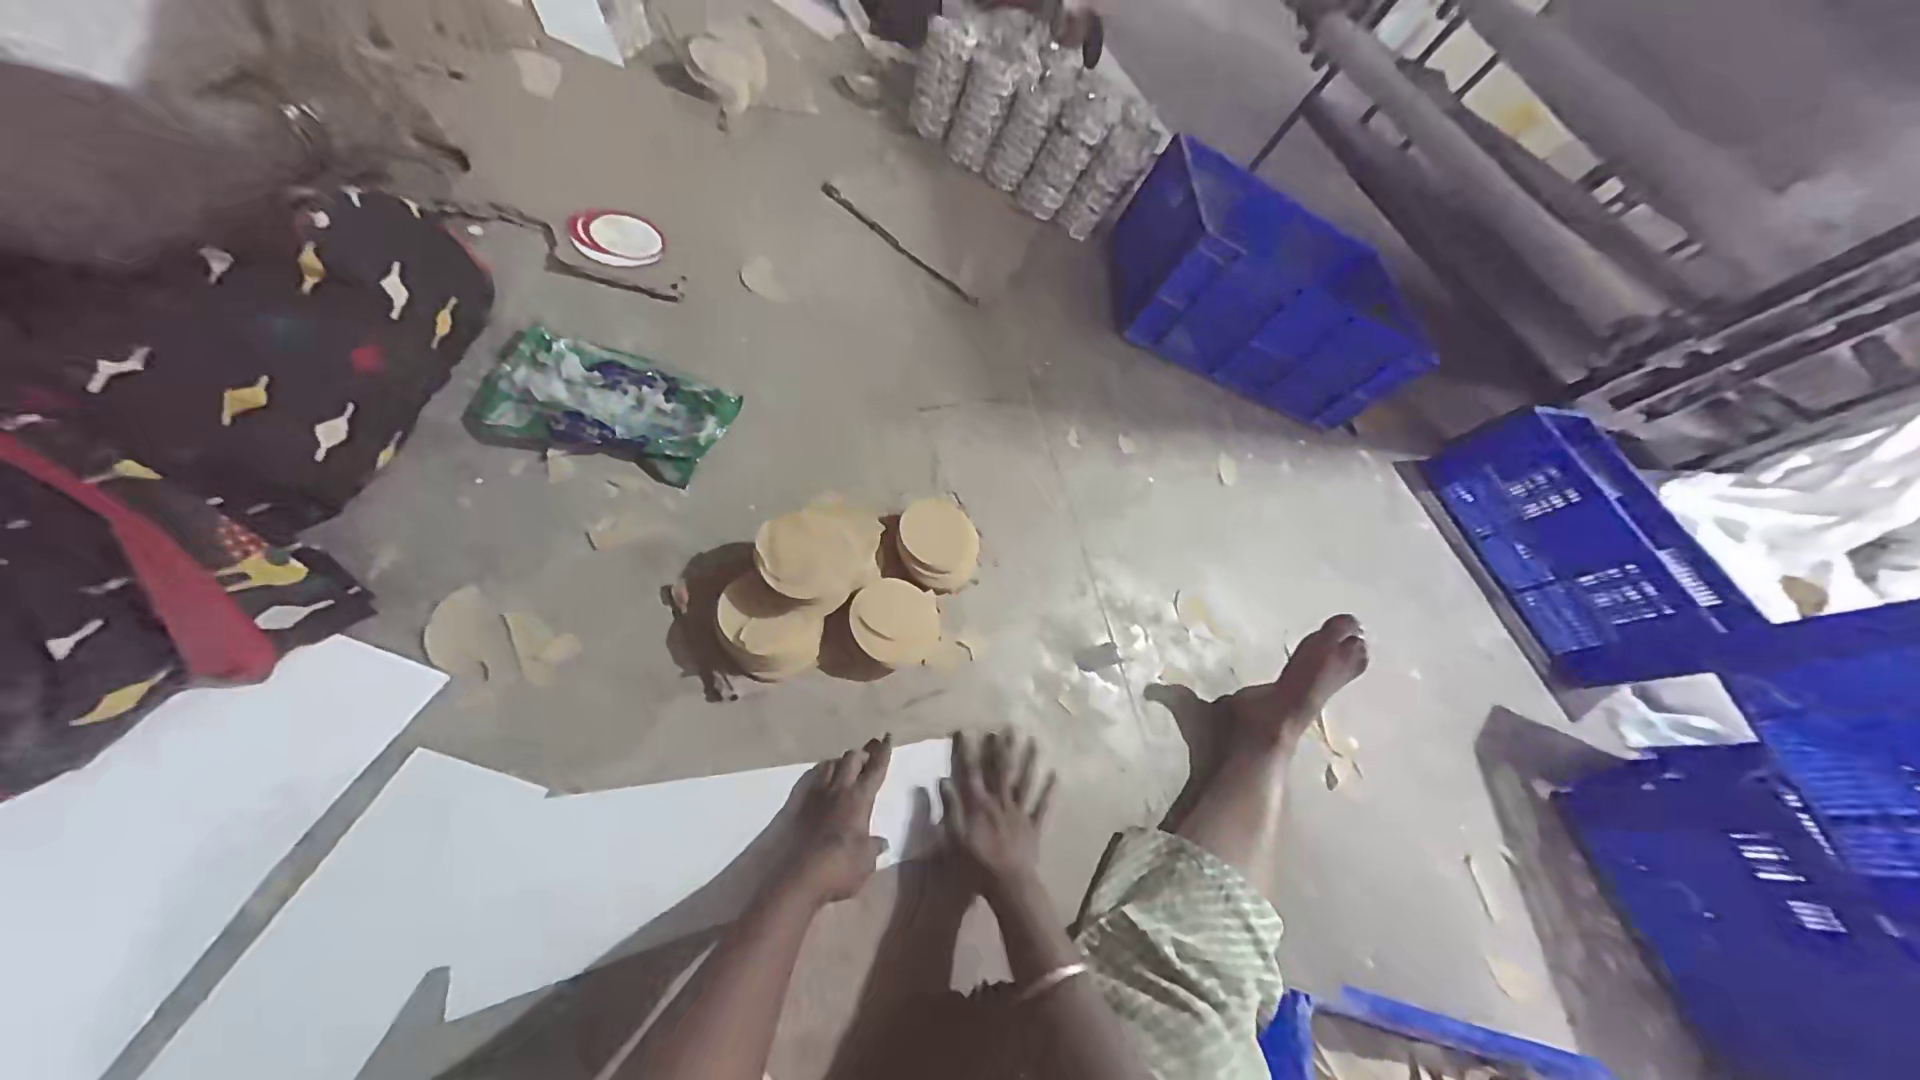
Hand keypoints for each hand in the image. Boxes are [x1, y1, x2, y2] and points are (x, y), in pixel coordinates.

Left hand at [782, 735, 892, 904]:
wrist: (794, 877)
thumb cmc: (838, 869)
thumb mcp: (865, 863)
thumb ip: (873, 848)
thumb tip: (881, 842)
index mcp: (859, 799)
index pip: (876, 769)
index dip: (883, 752)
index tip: (887, 736)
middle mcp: (838, 788)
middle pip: (852, 758)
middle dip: (862, 755)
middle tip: (867, 759)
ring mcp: (813, 793)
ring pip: (829, 763)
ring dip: (840, 763)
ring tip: (844, 769)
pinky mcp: (794, 802)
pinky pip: (810, 776)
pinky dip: (820, 773)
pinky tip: (820, 782)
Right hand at [939, 731, 1056, 898]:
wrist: (1010, 885)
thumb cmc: (978, 864)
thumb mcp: (955, 838)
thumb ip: (950, 808)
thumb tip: (943, 780)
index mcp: (980, 805)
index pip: (972, 772)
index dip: (968, 751)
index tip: (966, 730)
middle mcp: (1001, 802)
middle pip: (1002, 770)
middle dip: (1003, 748)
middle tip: (1007, 727)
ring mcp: (1020, 812)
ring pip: (1025, 782)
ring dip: (1029, 761)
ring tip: (1034, 741)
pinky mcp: (1034, 826)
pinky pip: (1043, 806)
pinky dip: (1050, 791)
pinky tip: (1056, 775)